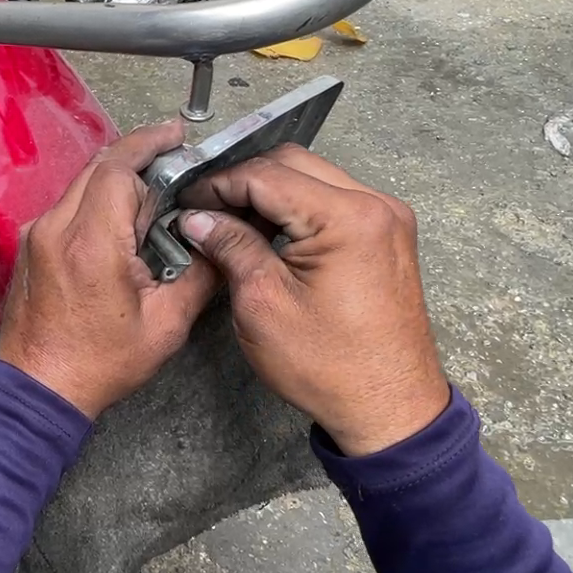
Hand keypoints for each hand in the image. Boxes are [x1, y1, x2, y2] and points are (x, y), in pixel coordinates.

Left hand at [0, 120, 219, 419]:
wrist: (38, 386)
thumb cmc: (99, 362)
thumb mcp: (166, 324)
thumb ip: (198, 274)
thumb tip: (215, 238)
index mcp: (90, 243)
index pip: (116, 168)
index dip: (148, 143)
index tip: (175, 134)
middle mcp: (55, 228)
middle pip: (97, 168)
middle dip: (137, 157)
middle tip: (174, 161)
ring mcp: (36, 233)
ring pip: (81, 184)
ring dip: (117, 180)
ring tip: (153, 197)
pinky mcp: (30, 243)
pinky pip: (67, 205)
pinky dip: (96, 200)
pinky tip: (120, 222)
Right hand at [176, 145, 449, 455]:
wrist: (389, 410)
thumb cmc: (326, 364)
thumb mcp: (262, 302)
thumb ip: (229, 245)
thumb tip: (195, 217)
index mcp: (347, 218)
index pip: (265, 175)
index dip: (216, 184)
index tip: (182, 201)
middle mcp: (375, 204)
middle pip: (290, 162)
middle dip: (239, 179)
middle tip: (201, 206)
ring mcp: (386, 217)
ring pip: (310, 175)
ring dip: (265, 189)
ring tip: (225, 216)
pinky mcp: (385, 233)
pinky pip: (329, 197)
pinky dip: (291, 204)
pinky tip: (262, 227)